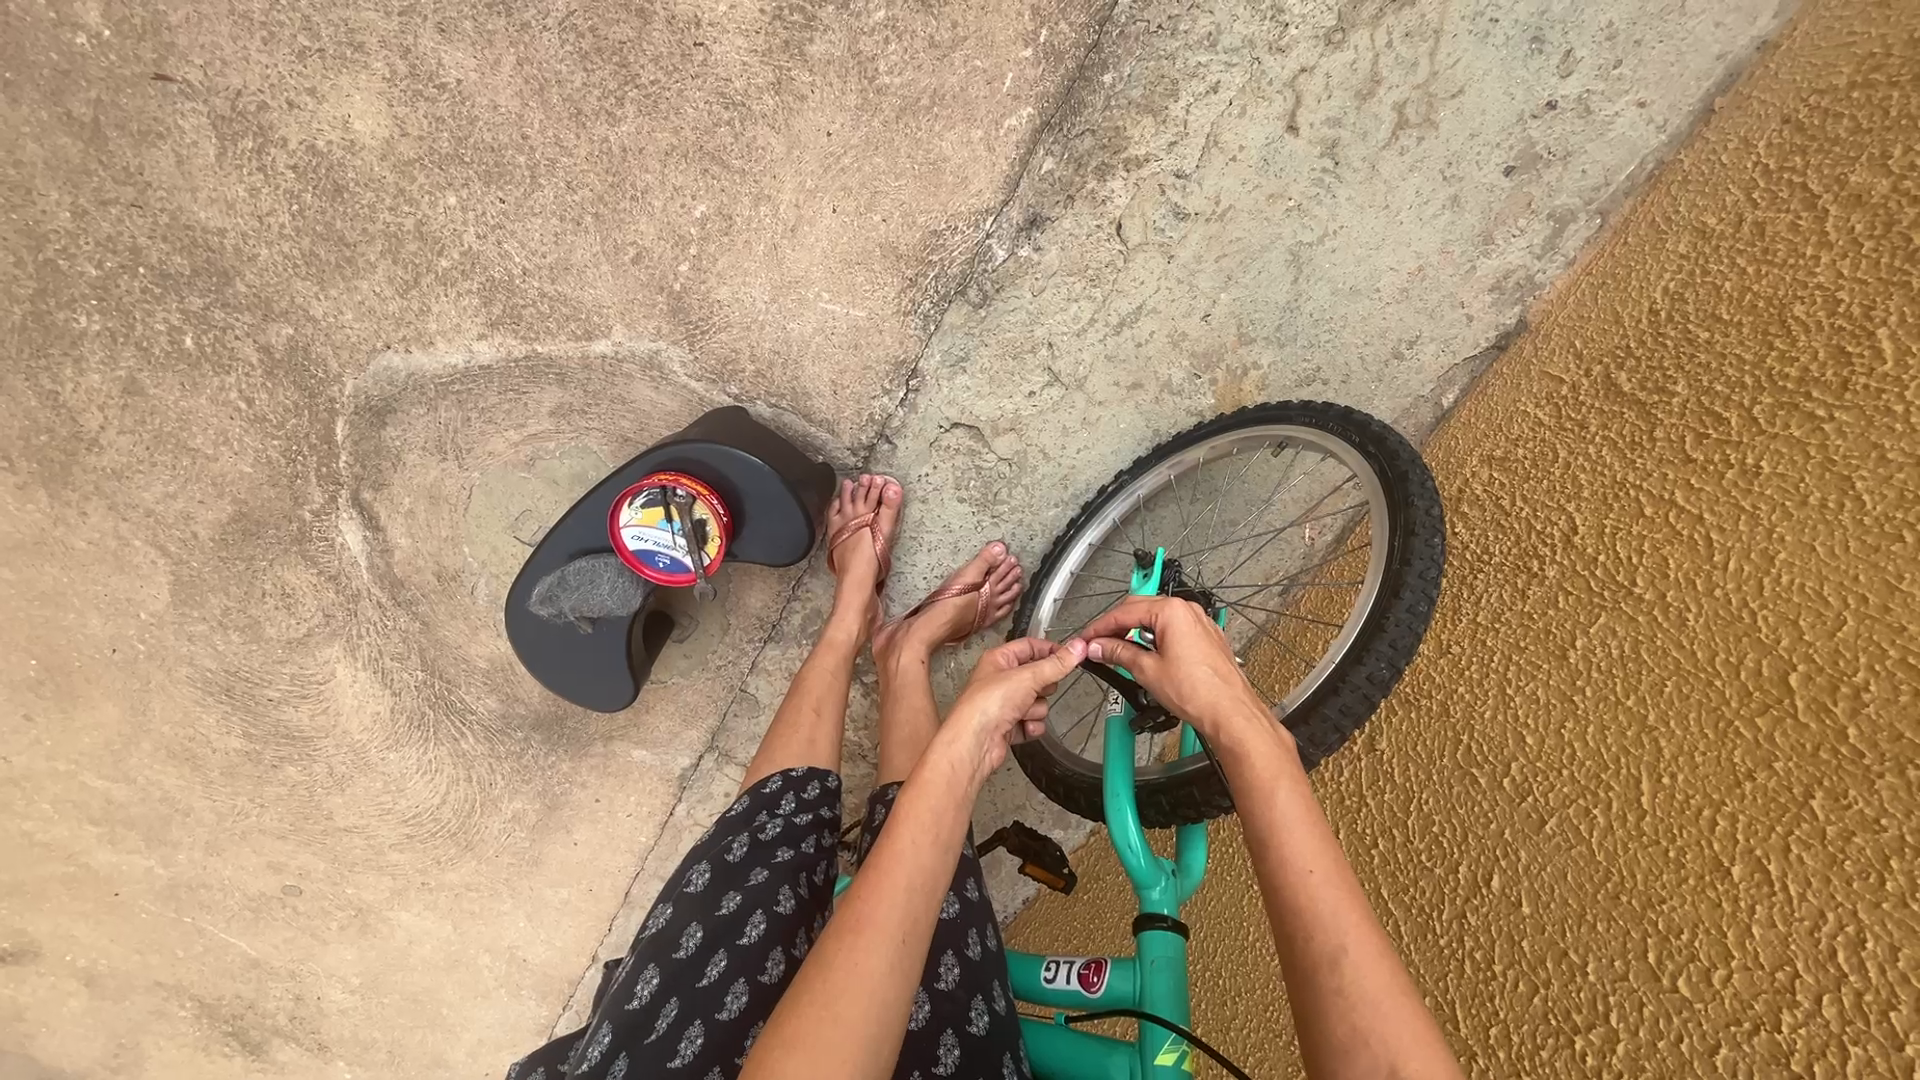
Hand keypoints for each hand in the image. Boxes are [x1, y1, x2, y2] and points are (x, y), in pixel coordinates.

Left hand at [936, 637, 1086, 784]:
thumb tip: (1077, 647)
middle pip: (1038, 677)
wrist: (975, 743)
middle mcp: (1000, 680)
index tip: (1070, 657)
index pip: (1030, 646)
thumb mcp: (1028, 677)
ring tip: (1022, 712)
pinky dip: (1031, 726)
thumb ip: (1056, 664)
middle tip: (1036, 689)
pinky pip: (1033, 722)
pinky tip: (1022, 727)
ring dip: (1035, 710)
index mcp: (999, 660)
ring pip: (1038, 702)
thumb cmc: (986, 705)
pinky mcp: (1009, 726)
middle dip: (1042, 687)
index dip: (1050, 651)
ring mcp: (1004, 704)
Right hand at [1073, 595, 1277, 746]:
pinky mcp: (1205, 638)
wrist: (1231, 712)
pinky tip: (1144, 655)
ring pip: (1157, 619)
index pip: (1124, 612)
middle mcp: (1188, 611)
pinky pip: (1173, 629)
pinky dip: (1154, 638)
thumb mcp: (1147, 671)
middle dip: (1116, 626)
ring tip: (1118, 652)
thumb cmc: (1200, 693)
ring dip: (1135, 632)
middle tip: (1098, 643)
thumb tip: (1100, 646)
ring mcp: (1199, 623)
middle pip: (1140, 609)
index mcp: (1172, 611)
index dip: (1100, 626)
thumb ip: (1118, 653)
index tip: (1088, 637)